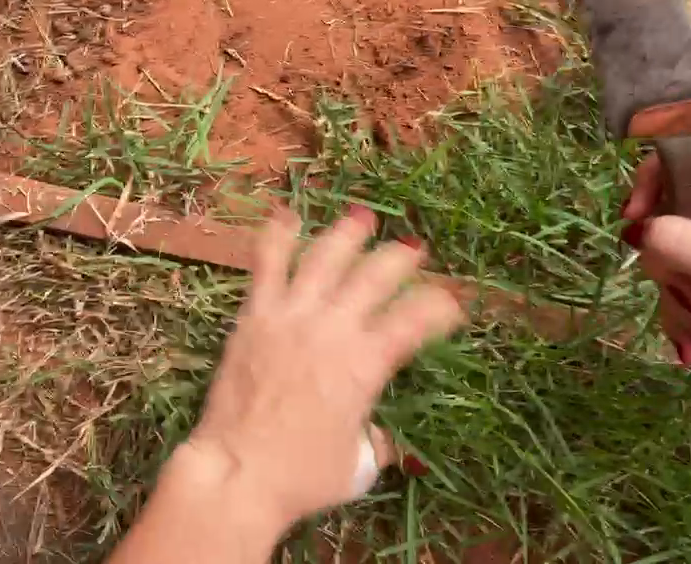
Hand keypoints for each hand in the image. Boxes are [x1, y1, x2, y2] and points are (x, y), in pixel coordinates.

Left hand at [169, 207, 465, 537]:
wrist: (239, 470)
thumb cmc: (302, 476)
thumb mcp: (355, 466)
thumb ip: (371, 440)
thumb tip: (377, 435)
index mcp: (365, 365)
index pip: (414, 321)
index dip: (438, 306)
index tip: (451, 301)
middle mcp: (333, 328)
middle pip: (374, 277)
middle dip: (399, 259)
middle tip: (413, 249)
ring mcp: (291, 314)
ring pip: (325, 258)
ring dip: (346, 234)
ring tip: (362, 216)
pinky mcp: (256, 313)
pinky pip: (267, 264)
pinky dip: (278, 236)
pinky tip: (286, 214)